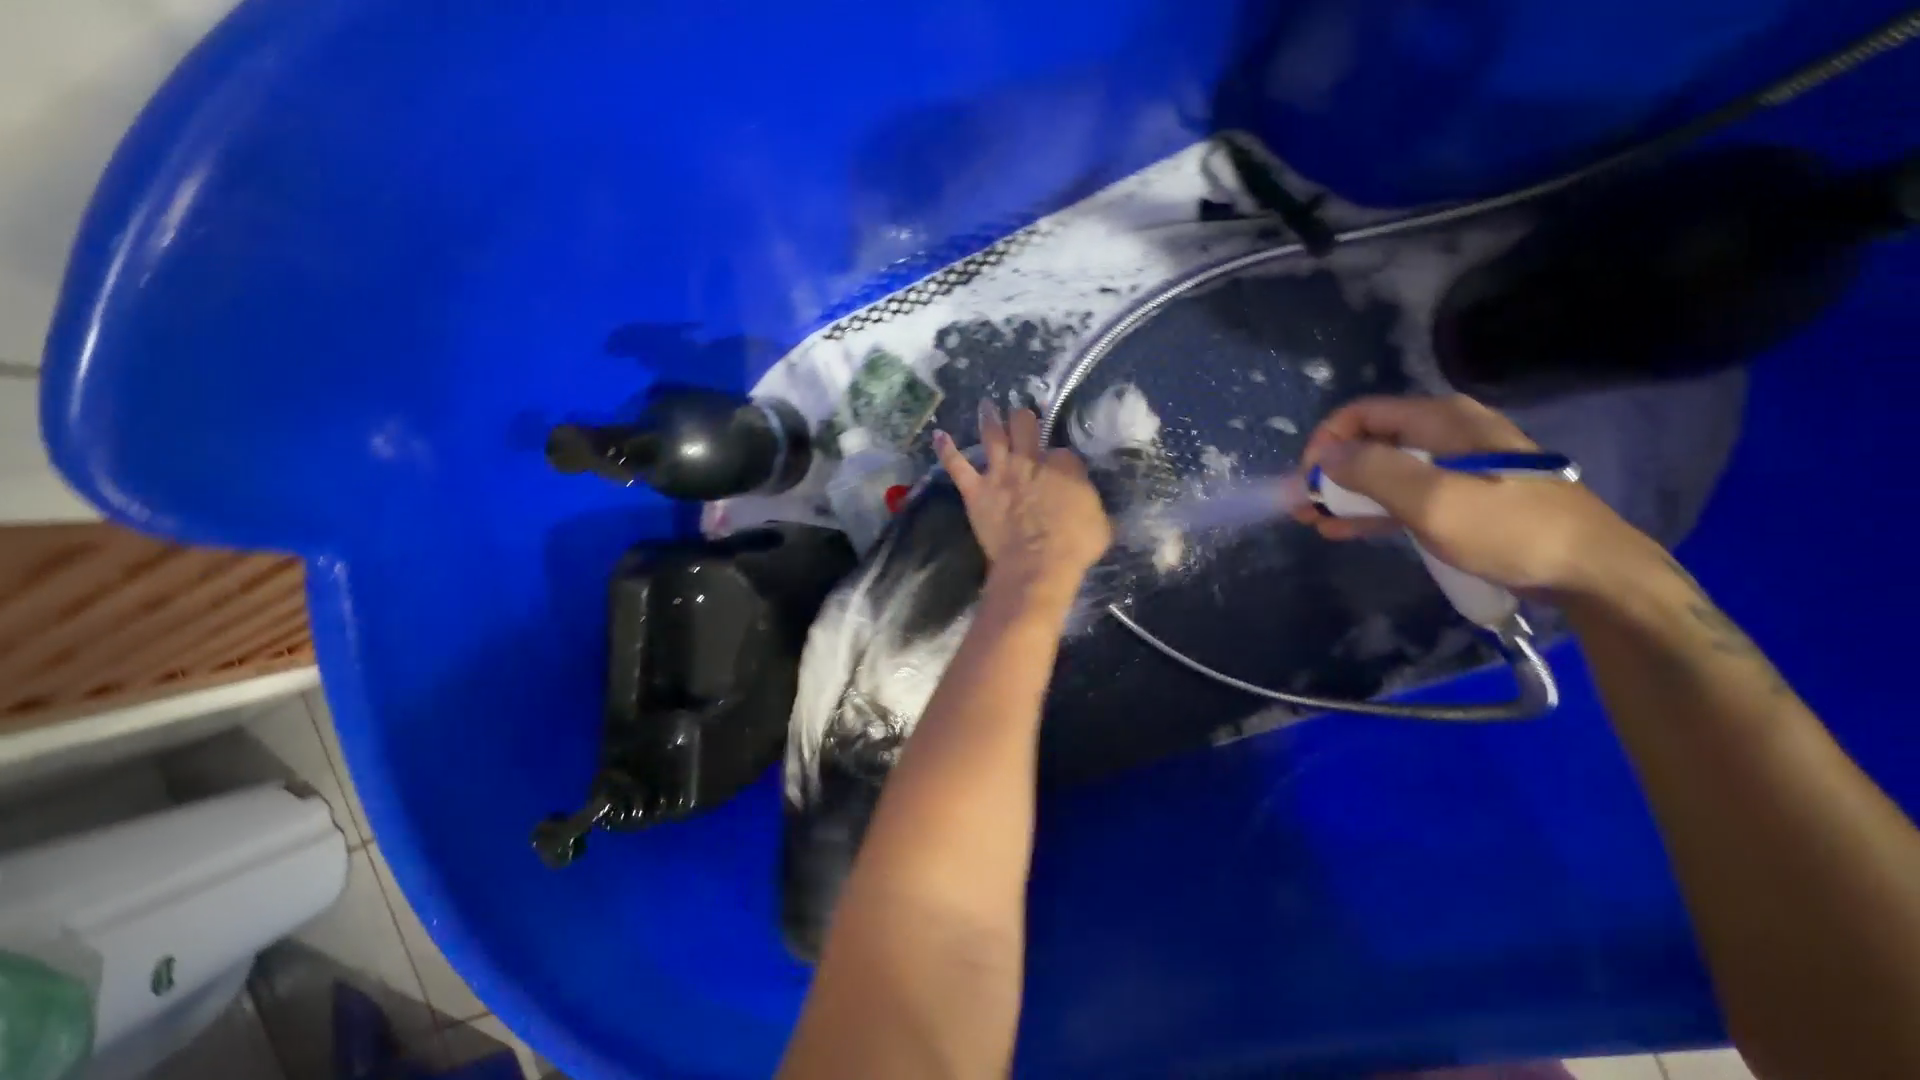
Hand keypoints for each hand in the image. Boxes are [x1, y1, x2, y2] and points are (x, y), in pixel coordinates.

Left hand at [934, 402, 1111, 591]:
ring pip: (992, 435)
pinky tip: (939, 435)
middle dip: (1024, 418)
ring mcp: (1000, 473)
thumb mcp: (1101, 523)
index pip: (1062, 451)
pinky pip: (957, 465)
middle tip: (1021, 414)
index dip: (1060, 457)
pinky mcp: (975, 490)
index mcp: (1065, 466)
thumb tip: (1090, 505)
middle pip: (1025, 426)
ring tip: (986, 405)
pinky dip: (947, 450)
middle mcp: (1030, 461)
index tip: (1060, 465)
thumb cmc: (1075, 547)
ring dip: (989, 418)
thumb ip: (1092, 505)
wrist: (1037, 564)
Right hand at [1293, 394, 1662, 596]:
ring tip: (1314, 523)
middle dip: (1332, 473)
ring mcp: (1458, 467)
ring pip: (1387, 473)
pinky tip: (1346, 530)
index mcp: (1441, 420)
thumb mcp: (1433, 499)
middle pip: (1372, 442)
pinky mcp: (1466, 498)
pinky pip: (1407, 496)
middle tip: (1302, 508)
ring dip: (1348, 496)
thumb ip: (1374, 471)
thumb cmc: (1510, 530)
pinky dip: (1375, 510)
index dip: (1326, 442)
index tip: (1307, 482)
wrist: (1590, 571)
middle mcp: (1447, 434)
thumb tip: (1325, 454)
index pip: (1362, 414)